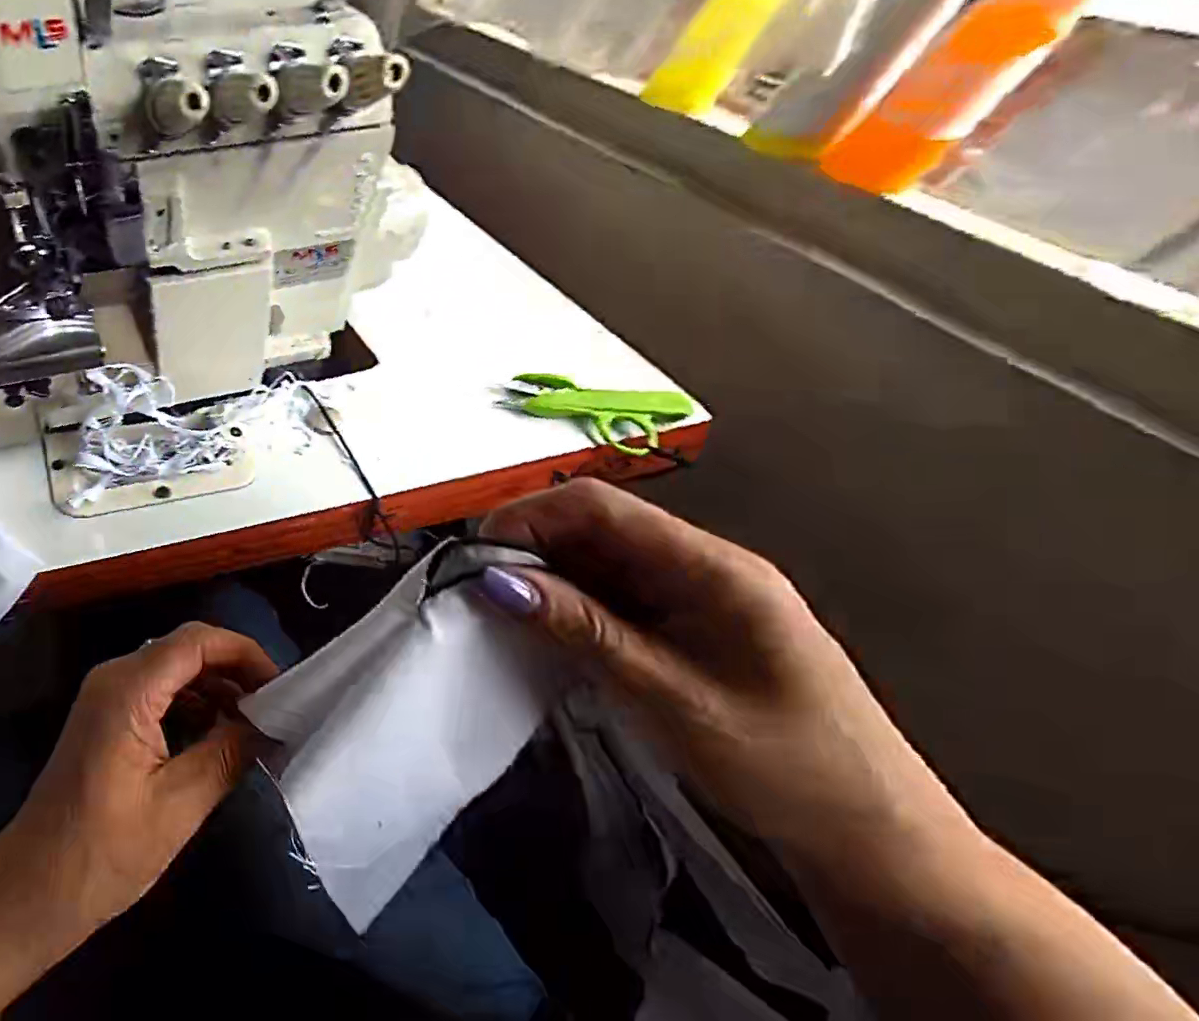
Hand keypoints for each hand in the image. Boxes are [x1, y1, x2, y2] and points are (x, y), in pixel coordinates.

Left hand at [0, 622, 277, 1019]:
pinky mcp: (107, 715)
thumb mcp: (179, 804)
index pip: (197, 641)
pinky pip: (159, 689)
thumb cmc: (104, 852)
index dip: (244, 653)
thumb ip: (229, 752)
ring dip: (217, 686)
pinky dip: (194, 701)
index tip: (282, 685)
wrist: (32, 888)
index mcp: (128, 689)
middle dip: (235, 669)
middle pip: (187, 648)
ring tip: (255, 721)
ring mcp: (107, 694)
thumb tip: (270, 724)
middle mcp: (114, 677)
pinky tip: (220, 731)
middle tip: (276, 704)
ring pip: (175, 667)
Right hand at [476, 479, 971, 867]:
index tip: (476, 560)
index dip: (529, 518)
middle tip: (481, 594)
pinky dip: (570, 608)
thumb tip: (498, 581)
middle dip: (530, 548)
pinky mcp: (684, 626)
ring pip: (598, 563)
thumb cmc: (786, 769)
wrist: (876, 845)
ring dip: (547, 580)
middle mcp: (699, 566)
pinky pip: (612, 597)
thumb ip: (582, 630)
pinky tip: (545, 633)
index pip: (599, 507)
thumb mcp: (670, 696)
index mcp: (712, 566)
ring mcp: (693, 596)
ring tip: (503, 616)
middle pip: (595, 527)